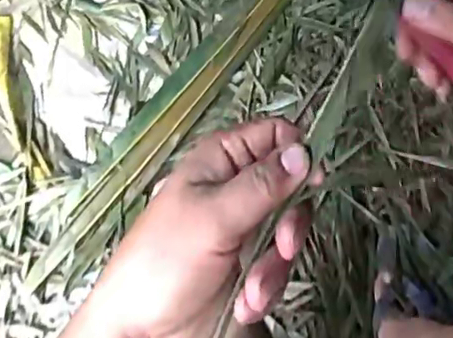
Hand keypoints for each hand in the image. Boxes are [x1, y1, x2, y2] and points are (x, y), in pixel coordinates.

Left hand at [66, 119, 315, 337]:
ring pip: (288, 228)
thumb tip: (303, 150)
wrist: (139, 335)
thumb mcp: (213, 218)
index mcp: (223, 158)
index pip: (276, 135)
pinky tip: (246, 303)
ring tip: (253, 288)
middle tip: (282, 244)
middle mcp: (237, 186)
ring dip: (276, 263)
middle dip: (291, 221)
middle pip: (291, 185)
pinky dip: (268, 287)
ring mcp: (245, 227)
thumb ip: (262, 184)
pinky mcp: (249, 265)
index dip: (298, 152)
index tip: (313, 179)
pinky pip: (278, 265)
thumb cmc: (162, 261)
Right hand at [395, 0, 452, 137]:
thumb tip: (406, 2)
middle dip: (417, 35)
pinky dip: (437, 67)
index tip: (397, 29)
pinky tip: (444, 88)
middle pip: (425, 3)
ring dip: (426, 56)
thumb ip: (448, 22)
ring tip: (435, 84)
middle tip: (412, 63)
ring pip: (429, 29)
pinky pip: (442, 48)